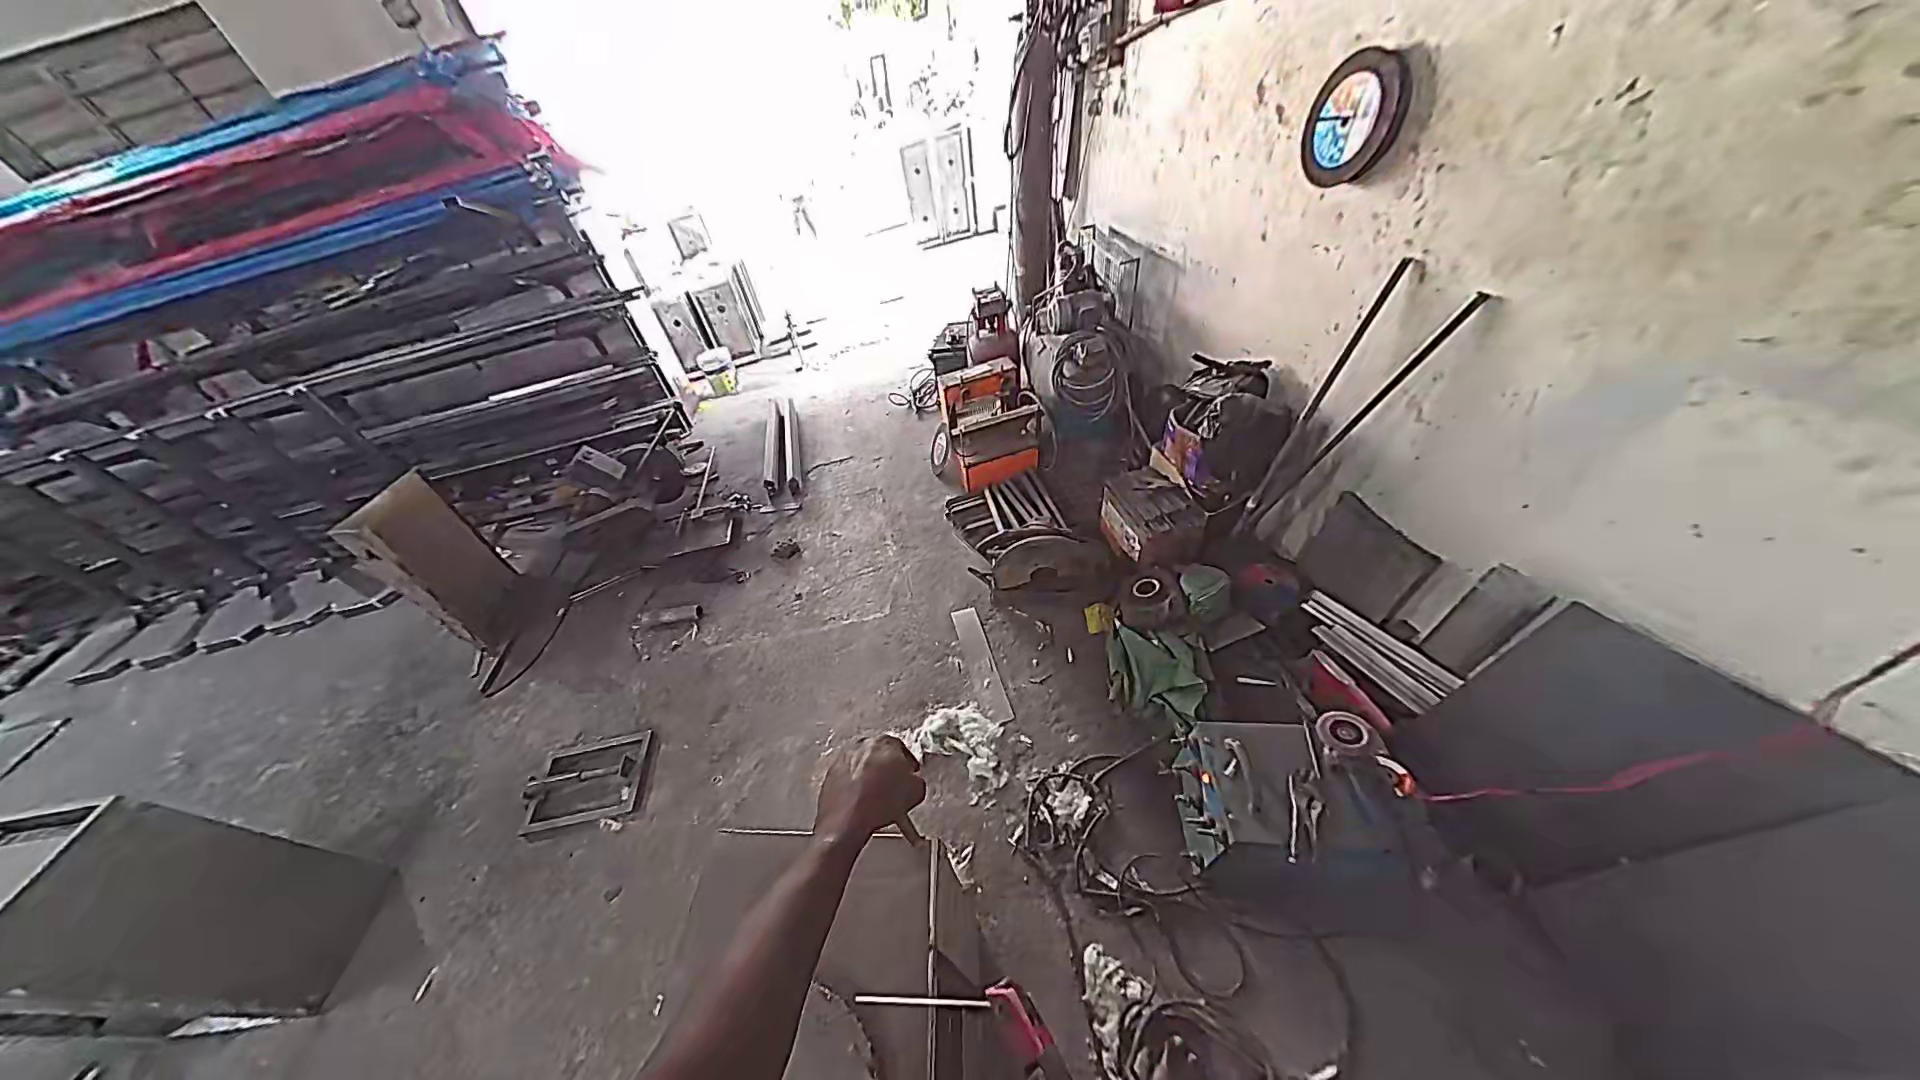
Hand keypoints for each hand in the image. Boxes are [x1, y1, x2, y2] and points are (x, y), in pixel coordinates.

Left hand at [815, 735, 925, 848]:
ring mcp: (844, 759)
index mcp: (885, 742)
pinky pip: (848, 779)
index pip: (901, 749)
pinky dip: (855, 788)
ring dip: (871, 779)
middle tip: (894, 787)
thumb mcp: (915, 791)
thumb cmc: (878, 803)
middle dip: (888, 771)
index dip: (908, 766)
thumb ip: (917, 780)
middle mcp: (862, 745)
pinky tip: (863, 803)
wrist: (847, 821)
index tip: (909, 776)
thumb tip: (913, 783)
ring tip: (878, 799)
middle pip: (880, 756)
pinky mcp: (830, 775)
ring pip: (863, 767)